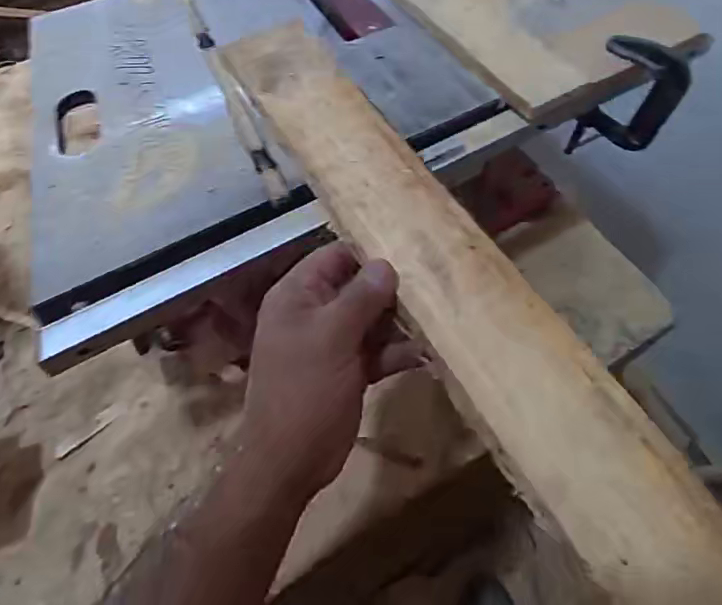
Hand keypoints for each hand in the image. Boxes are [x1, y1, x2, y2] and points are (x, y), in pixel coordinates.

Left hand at [233, 243, 424, 501]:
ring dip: (398, 323)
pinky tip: (425, 354)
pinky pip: (374, 350)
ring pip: (369, 319)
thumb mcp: (333, 337)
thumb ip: (360, 297)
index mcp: (297, 294)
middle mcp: (312, 312)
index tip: (408, 256)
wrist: (287, 465)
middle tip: (430, 290)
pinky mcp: (346, 370)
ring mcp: (330, 342)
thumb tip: (386, 264)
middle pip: (356, 287)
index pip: (335, 256)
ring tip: (434, 322)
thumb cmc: (304, 390)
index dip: (368, 255)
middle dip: (390, 291)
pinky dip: (396, 352)